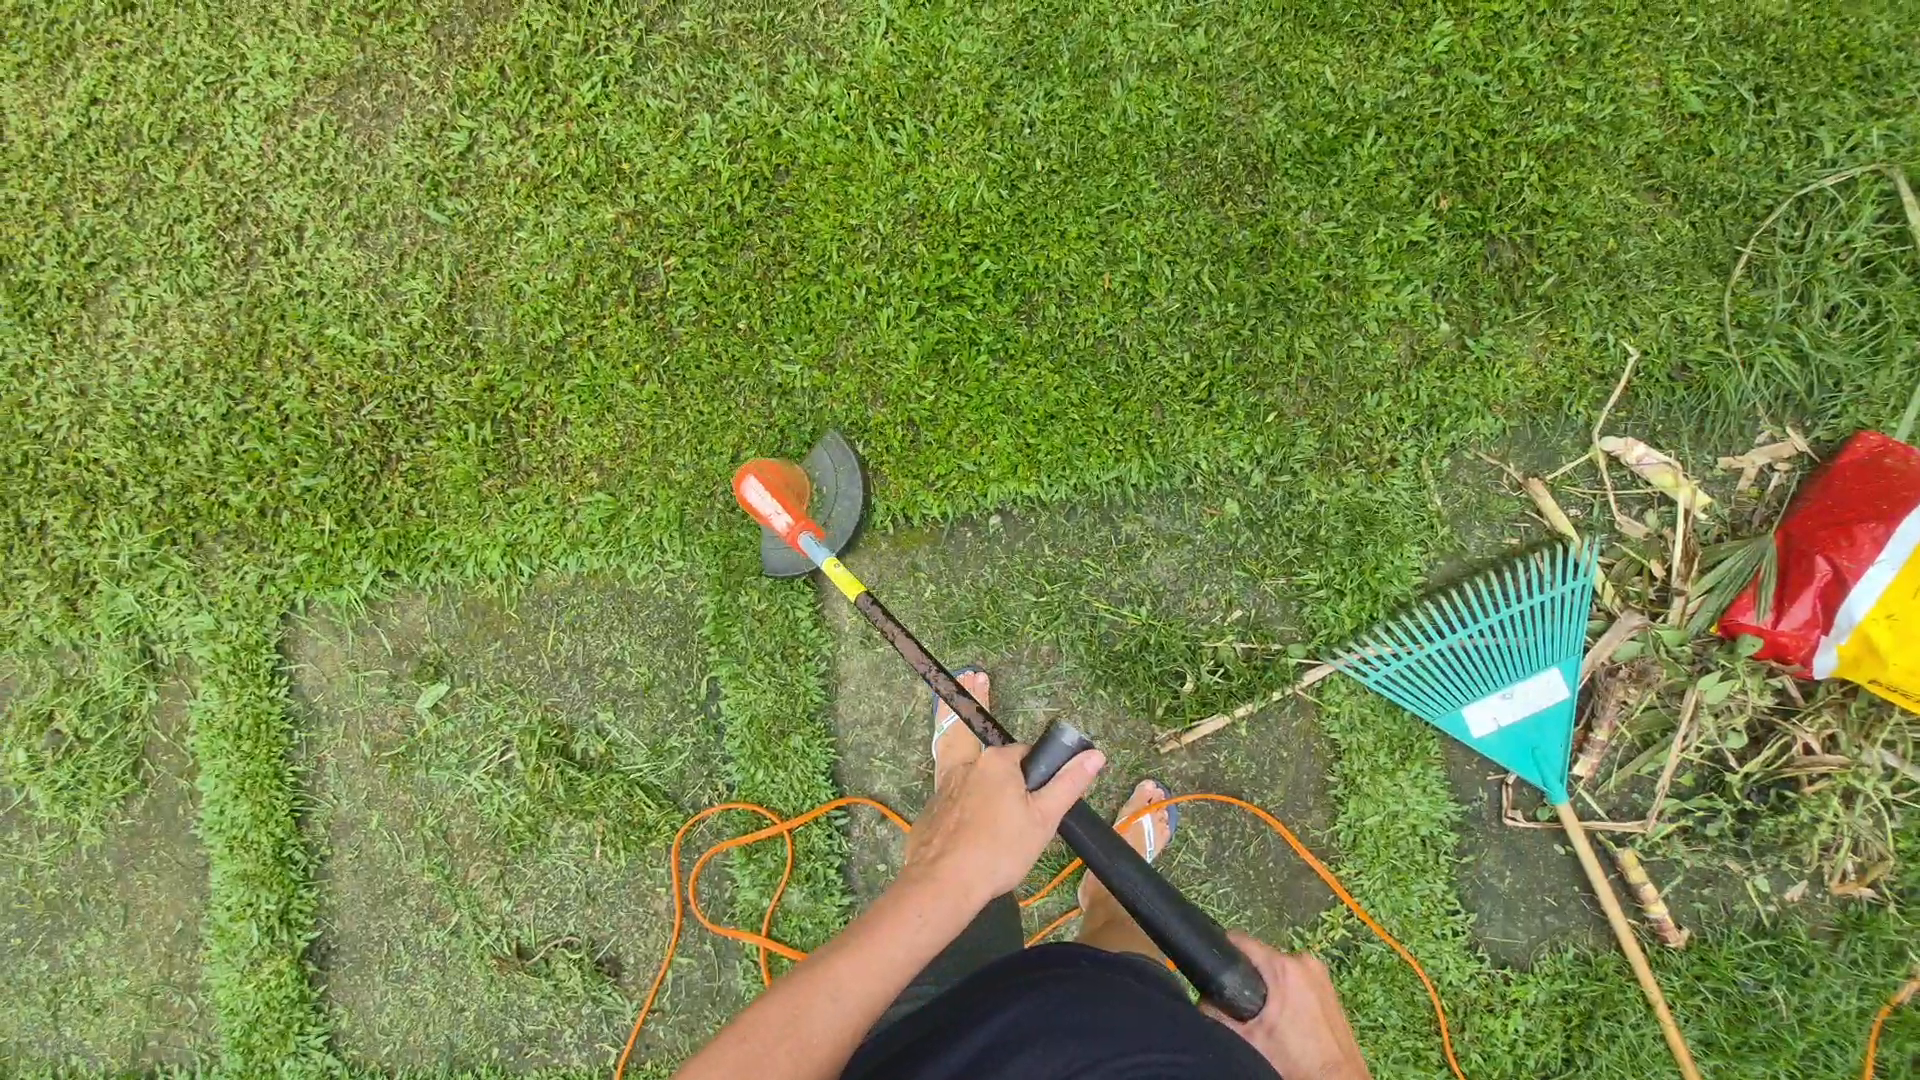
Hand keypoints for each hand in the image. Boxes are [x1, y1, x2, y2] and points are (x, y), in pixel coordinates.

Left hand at [901, 743, 1104, 909]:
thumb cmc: (1000, 849)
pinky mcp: (930, 810)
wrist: (943, 883)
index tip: (1040, 809)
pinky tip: (971, 850)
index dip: (1039, 780)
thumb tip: (1096, 754)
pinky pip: (957, 810)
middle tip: (1021, 831)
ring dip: (989, 809)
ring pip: (978, 792)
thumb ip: (1069, 783)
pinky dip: (966, 823)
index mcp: (996, 759)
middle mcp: (967, 764)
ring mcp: (944, 787)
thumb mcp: (1044, 818)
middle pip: (1001, 773)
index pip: (1027, 755)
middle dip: (1013, 795)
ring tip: (996, 845)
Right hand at [1205, 931, 1370, 1079]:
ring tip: (1266, 1017)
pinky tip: (1286, 1020)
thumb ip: (1216, 1014)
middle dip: (1248, 976)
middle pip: (1260, 957)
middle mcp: (1305, 961)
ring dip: (1269, 986)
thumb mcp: (1248, 1041)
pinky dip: (1287, 994)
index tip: (1214, 969)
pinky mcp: (1330, 989)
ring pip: (1279, 969)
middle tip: (1243, 1006)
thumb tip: (1200, 999)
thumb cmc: (1295, 1063)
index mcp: (1284, 967)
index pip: (1240, 941)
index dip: (1222, 952)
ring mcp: (1321, 974)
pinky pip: (1297, 980)